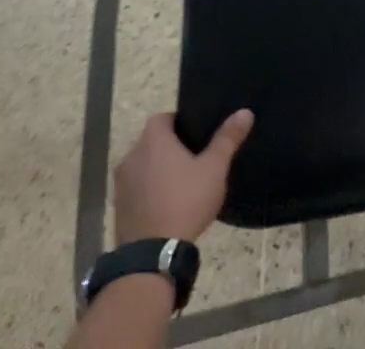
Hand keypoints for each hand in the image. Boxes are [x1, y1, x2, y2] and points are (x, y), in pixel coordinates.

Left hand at [113, 110, 253, 243]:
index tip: (199, 133)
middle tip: (197, 158)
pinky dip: (150, 190)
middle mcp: (131, 158)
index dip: (180, 121)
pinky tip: (170, 204)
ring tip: (185, 182)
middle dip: (172, 147)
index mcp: (153, 142)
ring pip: (143, 166)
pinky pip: (137, 189)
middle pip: (152, 142)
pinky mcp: (119, 208)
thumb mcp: (214, 168)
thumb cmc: (185, 201)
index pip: (162, 118)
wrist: (153, 253)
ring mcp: (121, 185)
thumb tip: (244, 112)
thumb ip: (227, 139)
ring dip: (159, 170)